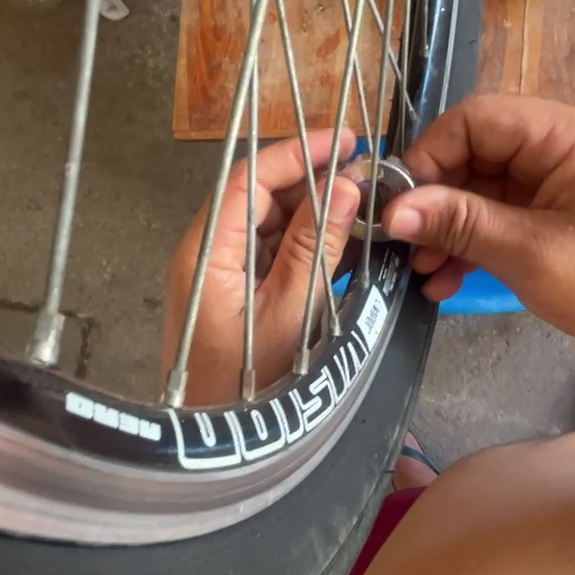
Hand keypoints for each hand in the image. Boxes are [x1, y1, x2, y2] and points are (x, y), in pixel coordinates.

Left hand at [162, 131, 362, 406]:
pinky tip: (343, 241)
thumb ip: (317, 246)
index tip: (346, 138)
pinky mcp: (234, 288)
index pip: (251, 178)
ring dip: (314, 212)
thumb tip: (344, 185)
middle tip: (366, 175)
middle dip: (313, 181)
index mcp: (209, 250)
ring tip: (364, 206)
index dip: (298, 151)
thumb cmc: (251, 380)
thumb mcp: (293, 310)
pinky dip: (305, 243)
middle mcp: (207, 250)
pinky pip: (271, 250)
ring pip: (270, 222)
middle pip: (261, 196)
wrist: (220, 436)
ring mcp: (220, 269)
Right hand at [380, 94, 574, 362]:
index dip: (429, 156)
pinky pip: (503, 218)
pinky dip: (475, 244)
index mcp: (563, 135)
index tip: (399, 206)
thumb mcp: (532, 254)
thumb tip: (392, 210)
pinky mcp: (561, 215)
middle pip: (475, 155)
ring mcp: (560, 183)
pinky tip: (449, 281)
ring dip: (450, 230)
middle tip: (404, 248)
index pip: (475, 119)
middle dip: (435, 201)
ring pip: (483, 191)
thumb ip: (460, 224)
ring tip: (424, 273)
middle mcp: (559, 148)